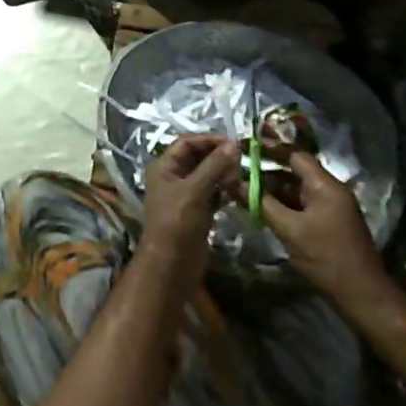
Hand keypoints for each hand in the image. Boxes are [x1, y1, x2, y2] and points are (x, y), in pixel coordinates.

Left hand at [138, 135, 240, 288]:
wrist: (172, 265)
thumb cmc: (177, 222)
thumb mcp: (194, 190)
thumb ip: (214, 166)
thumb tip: (234, 144)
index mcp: (164, 166)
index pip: (186, 143)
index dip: (208, 140)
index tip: (233, 142)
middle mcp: (173, 177)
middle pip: (198, 157)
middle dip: (218, 156)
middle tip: (241, 160)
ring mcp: (185, 194)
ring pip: (207, 175)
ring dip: (223, 173)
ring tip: (242, 176)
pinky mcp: (197, 210)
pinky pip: (213, 192)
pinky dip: (225, 190)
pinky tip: (239, 190)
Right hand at [250, 152, 396, 317]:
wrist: (363, 297)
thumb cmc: (326, 258)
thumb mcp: (289, 229)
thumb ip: (261, 203)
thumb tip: (234, 182)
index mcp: (325, 185)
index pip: (294, 155)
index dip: (269, 149)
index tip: (244, 147)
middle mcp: (330, 190)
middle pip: (294, 170)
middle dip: (266, 170)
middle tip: (238, 170)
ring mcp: (331, 207)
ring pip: (296, 189)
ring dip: (272, 189)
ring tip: (243, 188)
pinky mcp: (329, 223)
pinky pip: (301, 204)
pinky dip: (282, 203)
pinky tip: (262, 208)